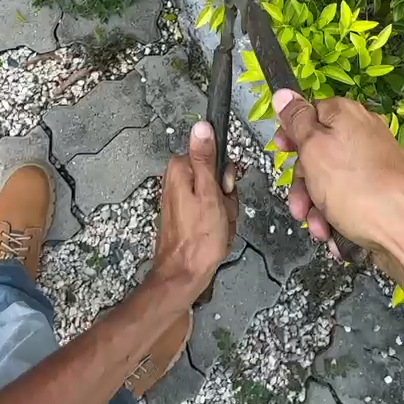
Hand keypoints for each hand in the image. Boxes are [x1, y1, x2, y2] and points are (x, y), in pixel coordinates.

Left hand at [148, 121, 236, 297]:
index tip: (223, 191)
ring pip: (217, 195)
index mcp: (180, 168)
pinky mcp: (186, 213)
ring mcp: (182, 197)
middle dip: (225, 197)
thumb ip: (206, 159)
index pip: (215, 156)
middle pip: (216, 176)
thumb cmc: (197, 240)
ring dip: (224, 212)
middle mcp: (177, 179)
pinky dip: (218, 222)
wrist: (184, 276)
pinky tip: (214, 234)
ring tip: (217, 227)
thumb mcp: (209, 194)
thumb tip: (202, 127)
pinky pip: (211, 210)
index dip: (225, 177)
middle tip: (220, 213)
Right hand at [272, 89, 403, 261]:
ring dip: (318, 207)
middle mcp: (363, 134)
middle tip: (301, 202)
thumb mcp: (314, 149)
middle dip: (304, 183)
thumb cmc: (361, 190)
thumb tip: (284, 94)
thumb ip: (296, 120)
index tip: (282, 150)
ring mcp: (375, 164)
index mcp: (346, 114)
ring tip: (321, 227)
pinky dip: (339, 218)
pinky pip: (350, 200)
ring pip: (331, 181)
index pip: (308, 113)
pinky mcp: (383, 192)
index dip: (291, 133)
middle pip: (317, 152)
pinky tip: (337, 234)